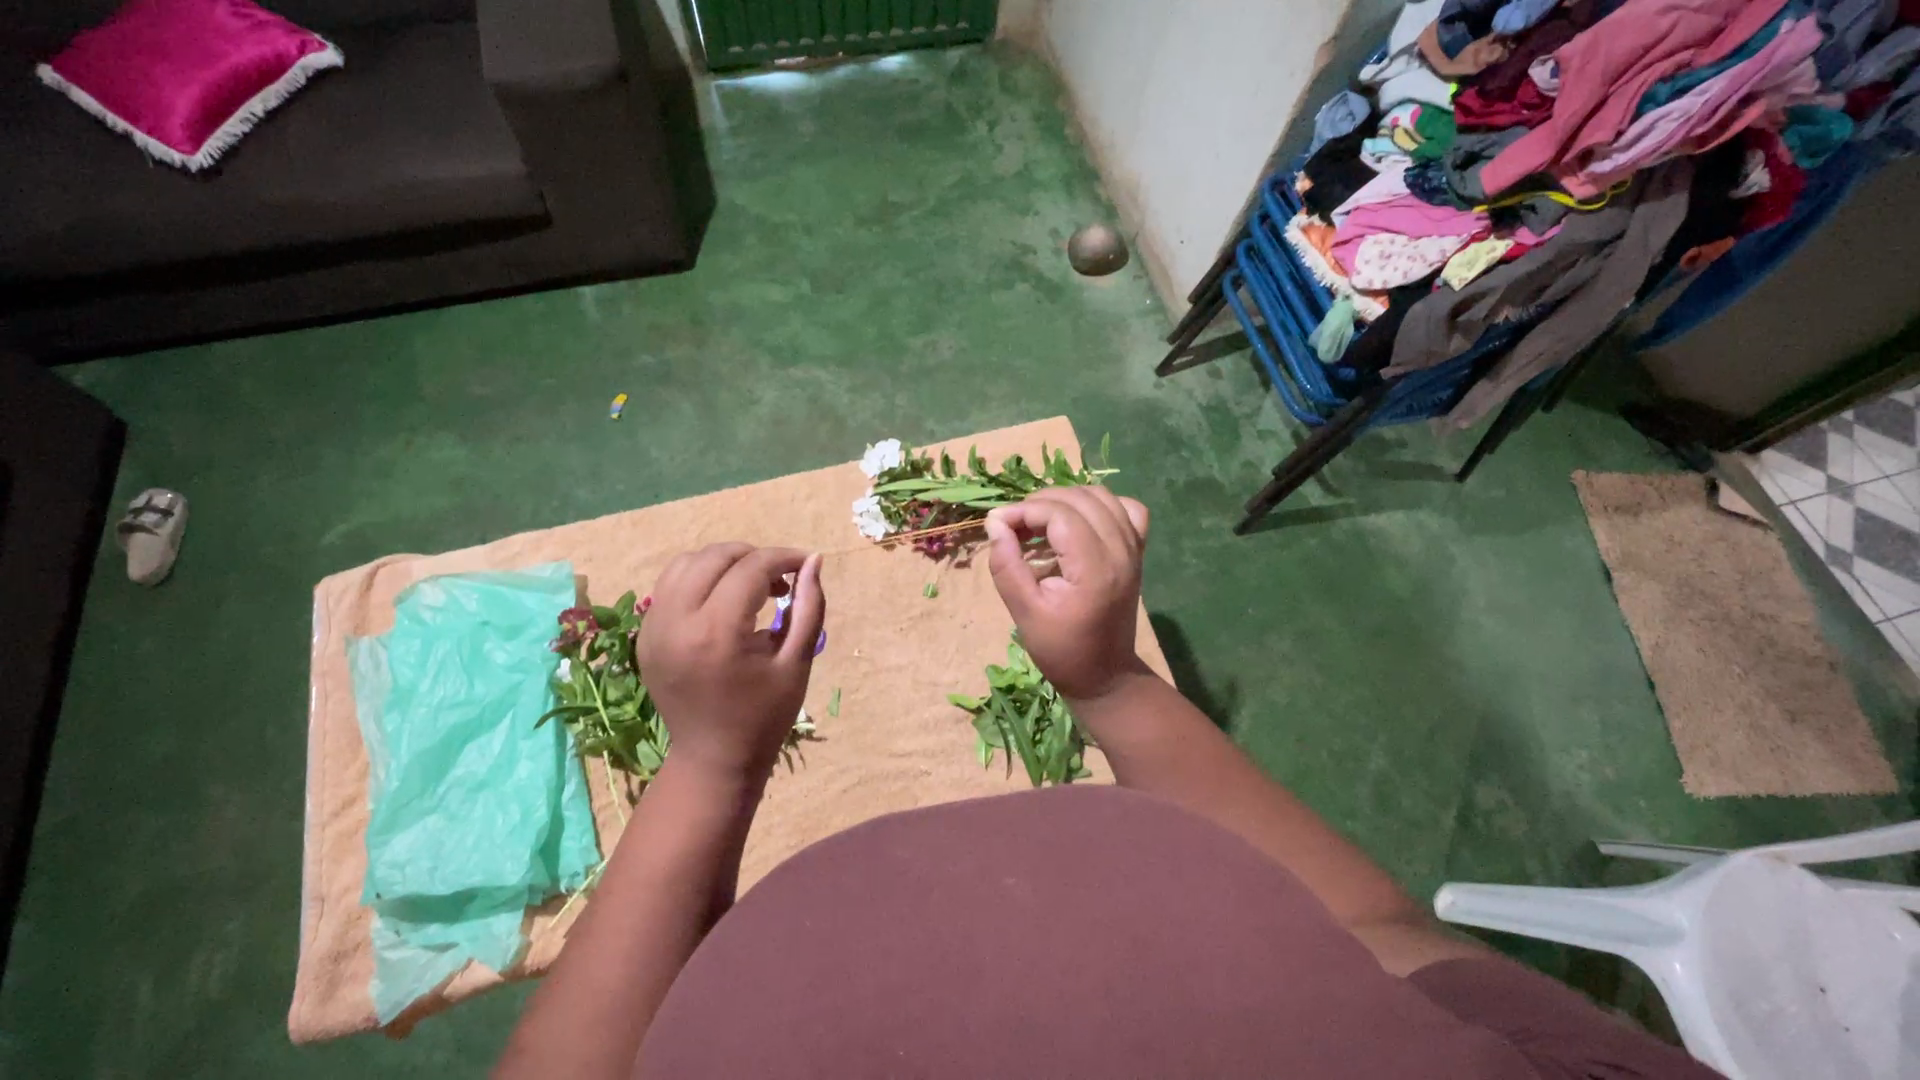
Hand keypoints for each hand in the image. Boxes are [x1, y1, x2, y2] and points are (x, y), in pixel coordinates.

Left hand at [638, 544, 824, 779]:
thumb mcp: (796, 663)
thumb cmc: (764, 716)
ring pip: (686, 564)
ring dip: (723, 564)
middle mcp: (677, 623)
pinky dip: (698, 580)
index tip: (804, 564)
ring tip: (750, 586)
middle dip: (753, 556)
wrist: (713, 759)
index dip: (783, 558)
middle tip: (779, 580)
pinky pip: (668, 587)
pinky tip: (722, 602)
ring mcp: (653, 629)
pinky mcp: (645, 637)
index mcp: (717, 633)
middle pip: (714, 557)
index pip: (751, 568)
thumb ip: (809, 607)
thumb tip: (813, 561)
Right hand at [983, 487, 1150, 701]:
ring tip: (1039, 522)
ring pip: (1102, 497)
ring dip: (1066, 500)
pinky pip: (1127, 509)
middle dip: (1040, 503)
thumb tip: (994, 523)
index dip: (1024, 511)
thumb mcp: (1024, 613)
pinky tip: (1078, 521)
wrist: (1105, 676)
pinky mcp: (1138, 552)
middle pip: (1080, 498)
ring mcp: (1134, 549)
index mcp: (1095, 569)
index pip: (1059, 514)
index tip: (997, 525)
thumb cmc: (1062, 650)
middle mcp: (1121, 551)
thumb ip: (1007, 565)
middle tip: (1014, 527)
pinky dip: (1100, 505)